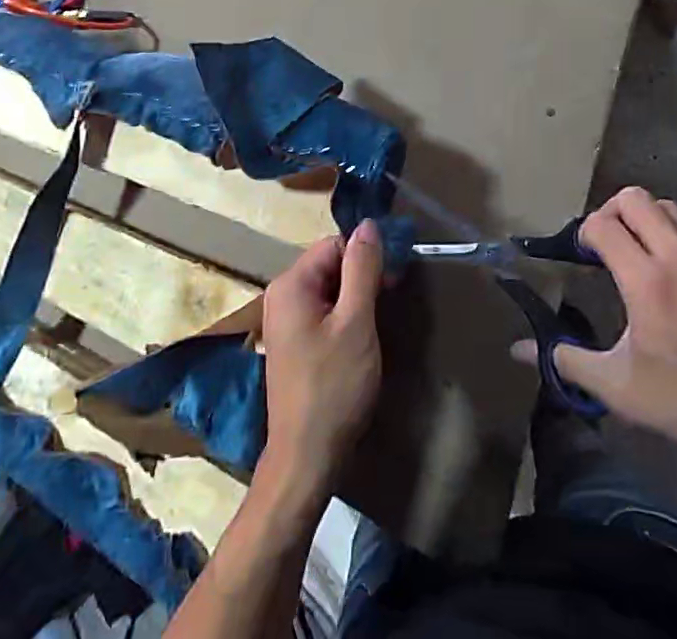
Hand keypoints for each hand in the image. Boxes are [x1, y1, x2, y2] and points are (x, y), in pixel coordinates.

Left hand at [260, 222, 386, 486]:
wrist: (306, 453)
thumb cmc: (334, 385)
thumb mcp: (356, 322)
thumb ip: (362, 270)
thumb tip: (368, 224)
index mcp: (291, 284)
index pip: (334, 244)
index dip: (366, 255)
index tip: (395, 278)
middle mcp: (281, 294)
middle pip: (329, 265)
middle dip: (362, 276)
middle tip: (392, 299)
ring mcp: (284, 320)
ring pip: (329, 289)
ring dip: (356, 297)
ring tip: (378, 322)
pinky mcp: (294, 341)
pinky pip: (322, 312)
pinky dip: (344, 316)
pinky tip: (360, 338)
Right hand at [512, 188, 676, 473]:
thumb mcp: (619, 388)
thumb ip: (565, 361)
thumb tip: (517, 350)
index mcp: (647, 280)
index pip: (603, 225)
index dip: (582, 233)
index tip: (580, 258)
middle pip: (636, 199)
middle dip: (610, 214)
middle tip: (604, 248)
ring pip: (670, 208)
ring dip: (645, 220)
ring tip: (638, 256)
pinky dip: (676, 235)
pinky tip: (676, 274)